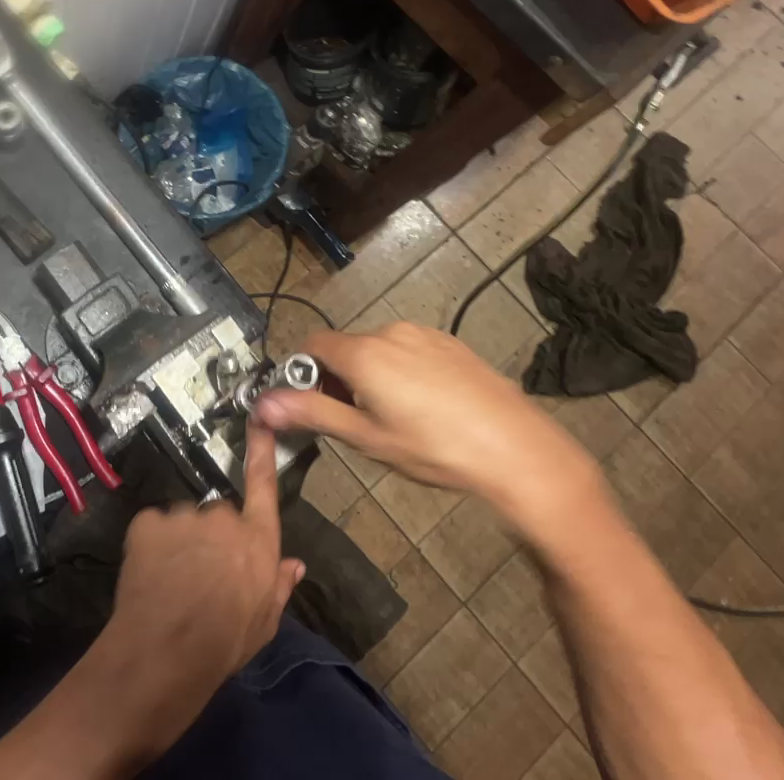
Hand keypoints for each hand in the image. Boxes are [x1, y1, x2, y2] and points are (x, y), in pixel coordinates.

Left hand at [102, 420, 305, 689]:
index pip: (263, 486)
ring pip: (182, 523)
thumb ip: (278, 586)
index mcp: (257, 540)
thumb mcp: (265, 622)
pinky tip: (151, 574)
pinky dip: (150, 546)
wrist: (167, 651)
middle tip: (200, 575)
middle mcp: (223, 518)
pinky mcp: (148, 522)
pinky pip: (152, 528)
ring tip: (173, 582)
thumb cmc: (225, 642)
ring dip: (179, 544)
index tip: (260, 420)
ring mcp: (184, 516)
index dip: (262, 451)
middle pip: (217, 517)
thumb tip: (294, 565)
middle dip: (209, 539)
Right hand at [254, 322, 596, 515]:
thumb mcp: (368, 438)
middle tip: (353, 421)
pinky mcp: (453, 345)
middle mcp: (391, 333)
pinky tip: (425, 409)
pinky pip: (410, 352)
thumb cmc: (436, 449)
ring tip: (393, 419)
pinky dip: (402, 373)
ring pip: (379, 350)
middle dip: (338, 378)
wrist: (519, 451)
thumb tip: (263, 404)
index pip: (312, 345)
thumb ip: (313, 413)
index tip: (310, 404)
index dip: (302, 373)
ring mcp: (426, 336)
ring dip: (371, 376)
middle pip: (346, 348)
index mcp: (364, 353)